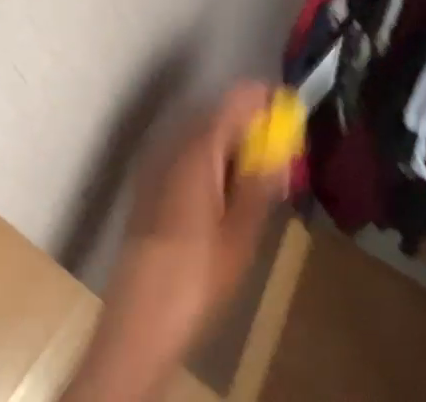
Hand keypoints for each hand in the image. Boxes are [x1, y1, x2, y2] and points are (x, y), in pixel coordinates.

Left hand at [66, 84, 285, 400]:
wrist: (138, 325)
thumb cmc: (196, 280)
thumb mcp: (242, 235)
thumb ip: (261, 187)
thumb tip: (279, 153)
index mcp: (197, 153)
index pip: (233, 102)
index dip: (261, 99)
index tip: (287, 107)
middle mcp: (171, 150)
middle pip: (215, 117)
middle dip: (248, 125)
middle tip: (277, 149)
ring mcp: (154, 170)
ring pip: (199, 139)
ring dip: (229, 146)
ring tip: (256, 176)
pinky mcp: (146, 192)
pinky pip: (185, 159)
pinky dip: (210, 163)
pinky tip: (223, 196)